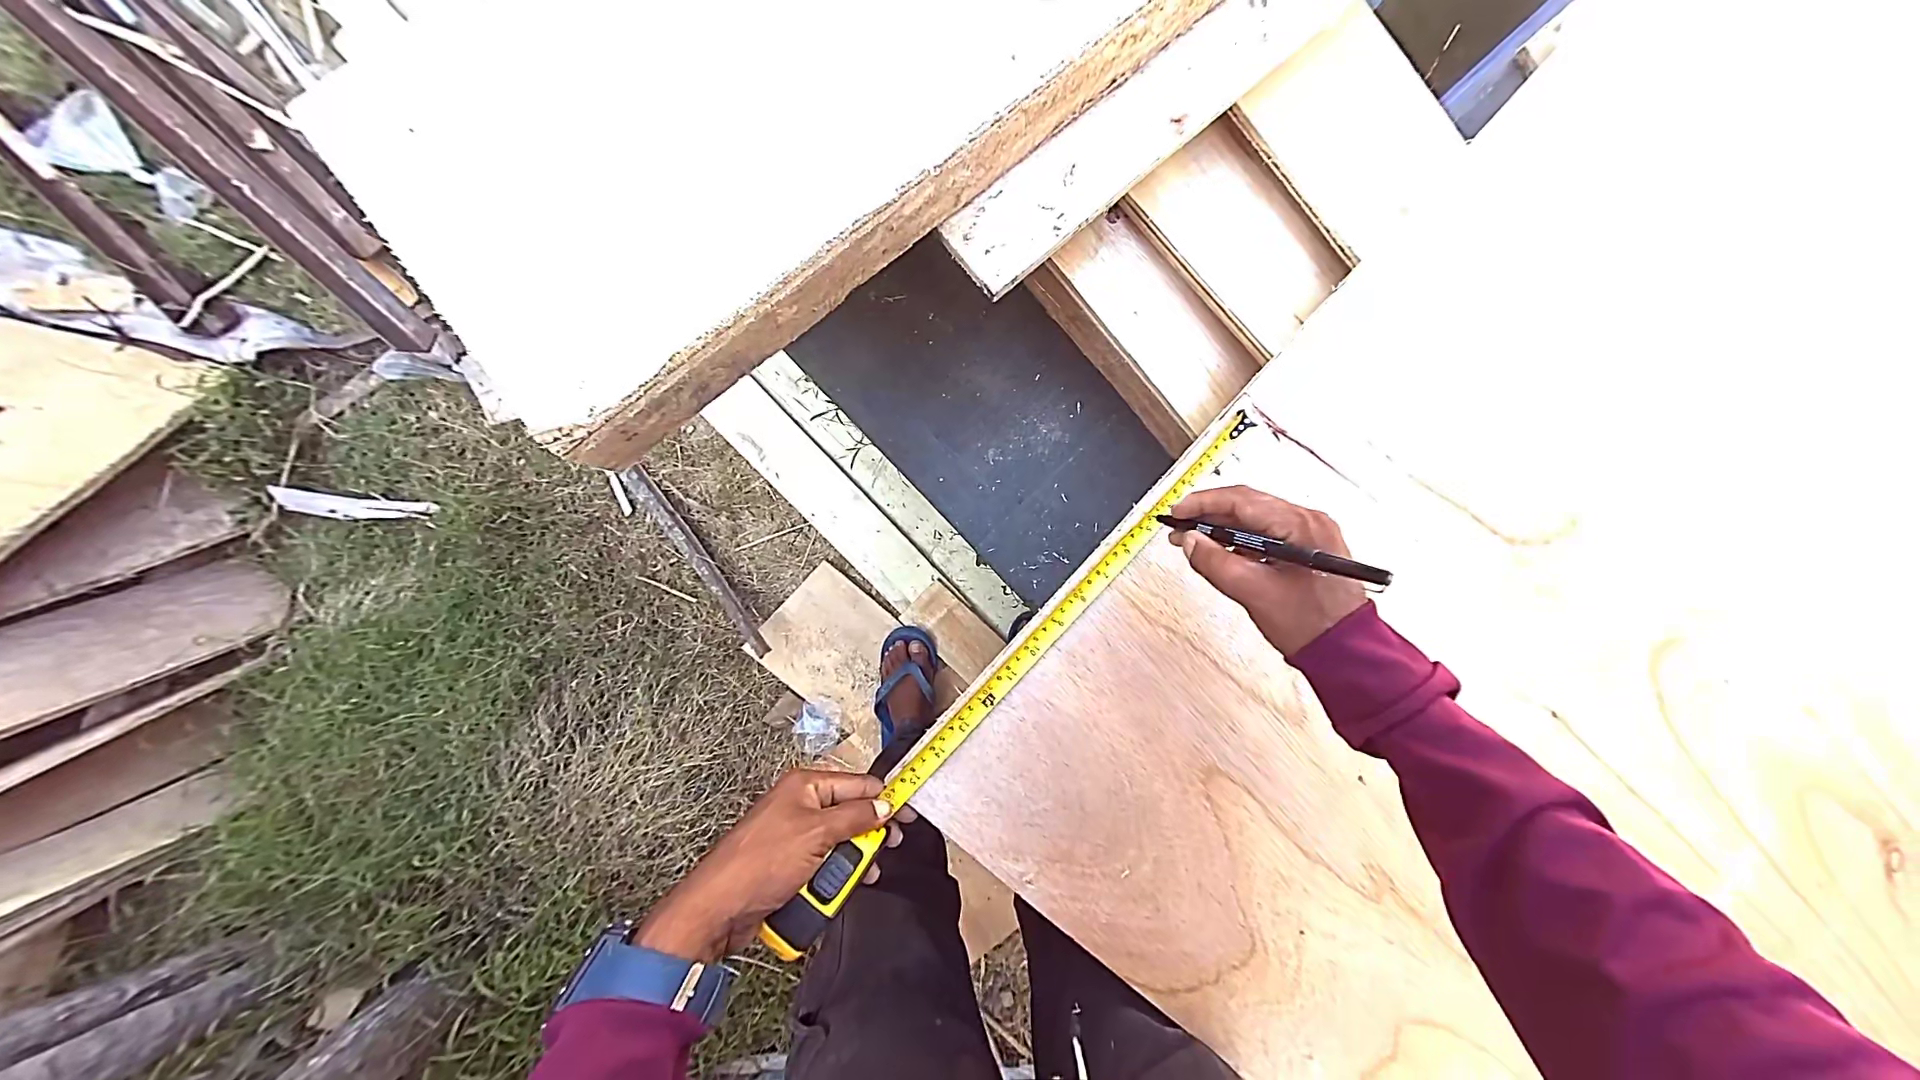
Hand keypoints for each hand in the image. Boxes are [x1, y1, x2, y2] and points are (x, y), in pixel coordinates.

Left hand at [633, 769, 904, 961]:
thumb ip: (855, 818)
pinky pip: (824, 866)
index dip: (885, 797)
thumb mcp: (817, 834)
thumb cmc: (756, 864)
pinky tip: (835, 891)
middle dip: (868, 835)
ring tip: (853, 877)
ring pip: (840, 844)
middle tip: (884, 849)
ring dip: (850, 863)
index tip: (907, 813)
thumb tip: (883, 806)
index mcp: (805, 786)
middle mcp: (801, 806)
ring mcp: (795, 837)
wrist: (718, 910)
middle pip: (851, 815)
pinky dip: (833, 879)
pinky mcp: (790, 865)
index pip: (857, 784)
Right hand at [1167, 486, 1365, 656]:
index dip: (1203, 503)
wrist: (1344, 648)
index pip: (1241, 500)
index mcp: (1299, 526)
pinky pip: (1265, 533)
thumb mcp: (1251, 591)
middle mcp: (1308, 522)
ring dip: (1222, 527)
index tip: (1178, 512)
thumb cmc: (1311, 623)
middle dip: (1209, 515)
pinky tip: (1222, 551)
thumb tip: (1190, 541)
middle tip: (1181, 528)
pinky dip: (1239, 539)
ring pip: (1255, 519)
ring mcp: (1309, 534)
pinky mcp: (1306, 548)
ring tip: (1195, 540)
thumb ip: (1215, 562)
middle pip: (1247, 505)